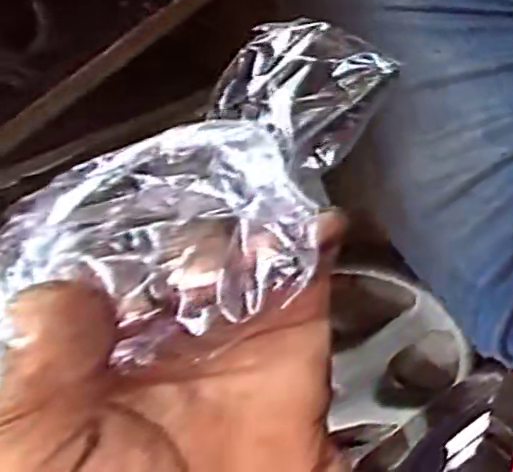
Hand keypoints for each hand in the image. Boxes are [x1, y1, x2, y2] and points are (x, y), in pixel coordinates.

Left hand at [0, 215, 346, 471]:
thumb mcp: (26, 457)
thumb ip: (33, 381)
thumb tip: (50, 295)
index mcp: (74, 373)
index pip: (88, 295)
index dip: (105, 261)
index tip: (120, 235)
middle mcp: (153, 343)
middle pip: (171, 266)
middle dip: (185, 246)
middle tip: (191, 260)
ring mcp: (231, 332)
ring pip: (241, 258)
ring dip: (251, 236)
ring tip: (253, 242)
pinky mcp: (298, 325)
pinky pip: (310, 270)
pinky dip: (319, 237)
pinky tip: (316, 228)